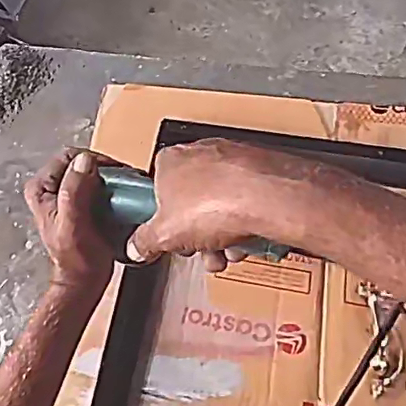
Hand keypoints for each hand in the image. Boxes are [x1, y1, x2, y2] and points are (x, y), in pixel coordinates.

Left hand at [25, 148, 116, 293]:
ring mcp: (68, 196)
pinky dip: (114, 189)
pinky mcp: (83, 204)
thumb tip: (84, 162)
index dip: (95, 162)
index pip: (71, 157)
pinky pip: (101, 186)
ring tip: (126, 190)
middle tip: (124, 182)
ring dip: (112, 179)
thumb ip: (74, 191)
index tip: (113, 173)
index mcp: (41, 188)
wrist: (84, 280)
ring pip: (94, 173)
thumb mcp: (73, 223)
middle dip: (106, 170)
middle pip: (84, 163)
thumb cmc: (76, 259)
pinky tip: (123, 198)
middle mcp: (52, 188)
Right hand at [126, 139, 340, 269]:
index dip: (164, 222)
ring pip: (220, 206)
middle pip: (191, 204)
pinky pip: (245, 201)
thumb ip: (145, 241)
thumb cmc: (218, 202)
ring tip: (228, 252)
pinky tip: (248, 240)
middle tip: (203, 251)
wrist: (268, 196)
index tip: (170, 238)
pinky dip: (245, 222)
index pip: (157, 192)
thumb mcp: (164, 235)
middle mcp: (200, 154)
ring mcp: (231, 160)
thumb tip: (137, 247)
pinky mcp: (258, 170)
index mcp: (169, 161)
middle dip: (198, 235)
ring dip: (222, 236)